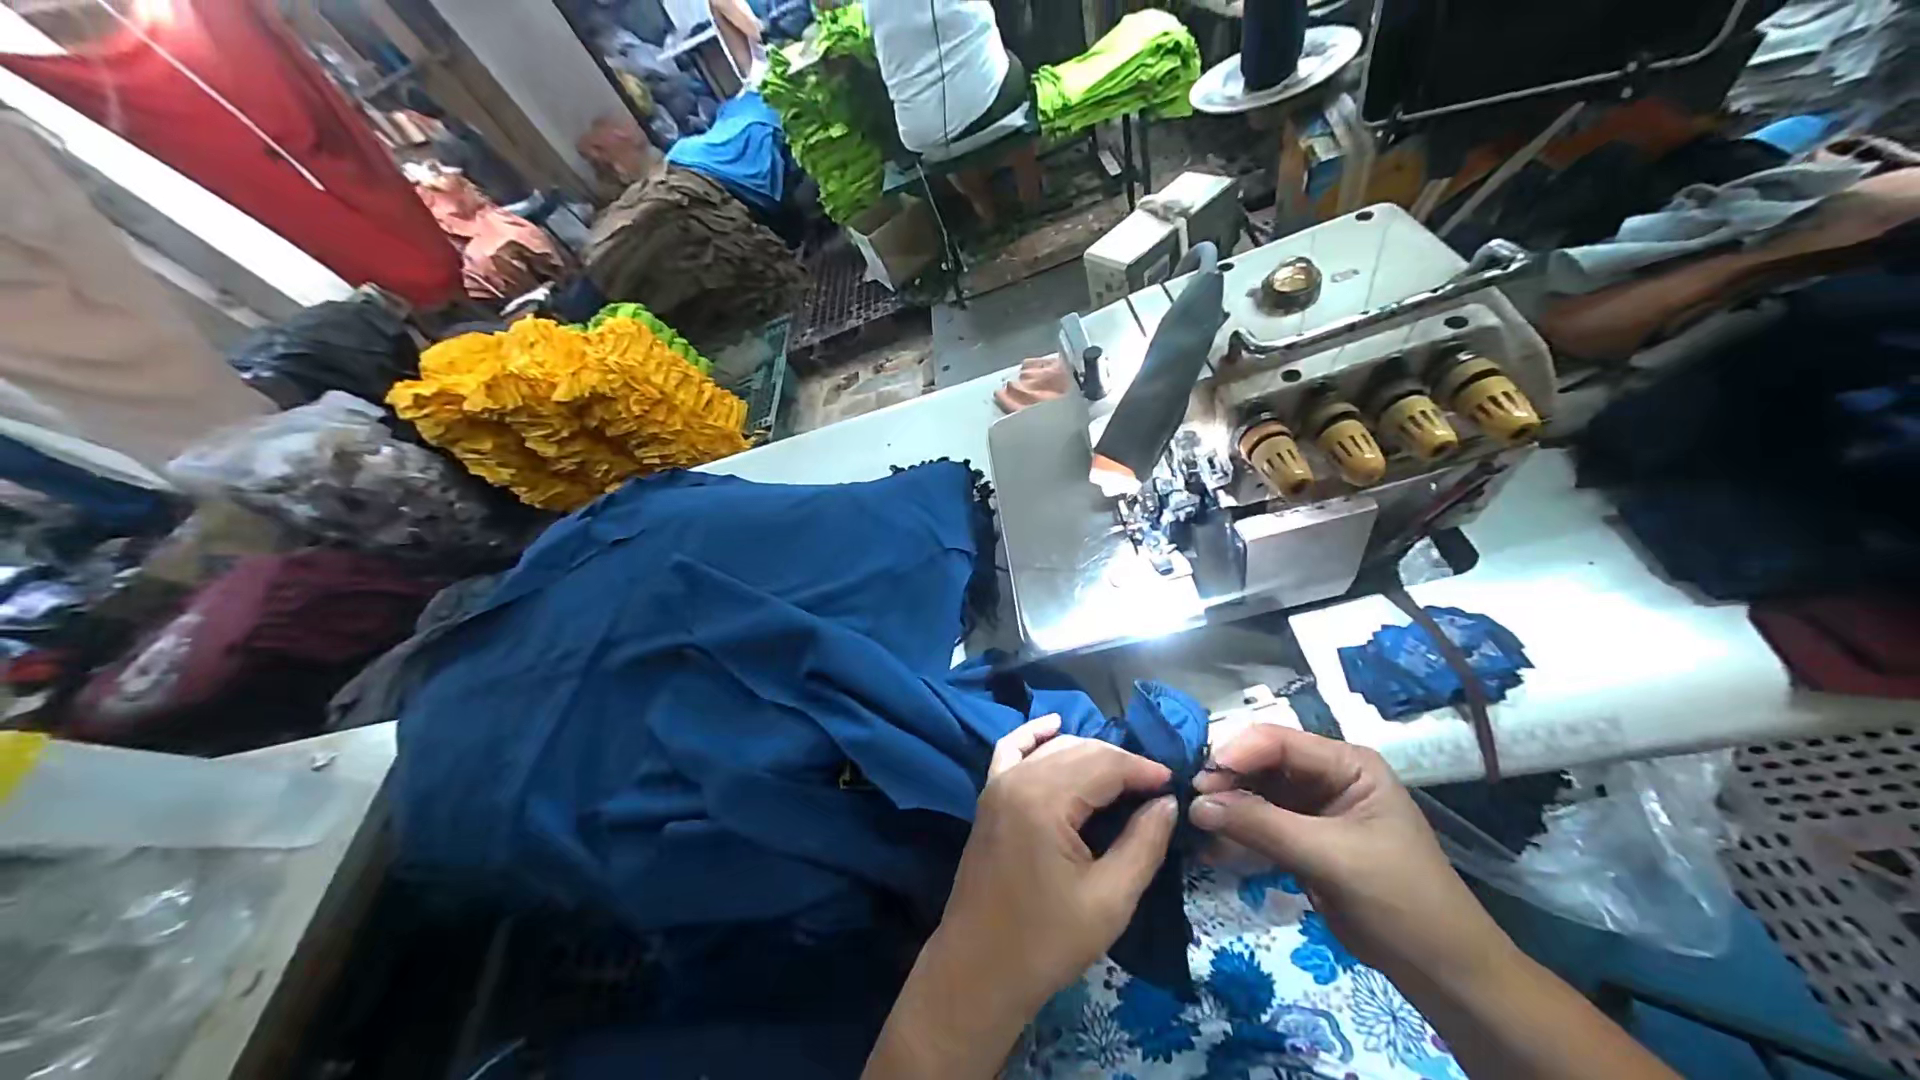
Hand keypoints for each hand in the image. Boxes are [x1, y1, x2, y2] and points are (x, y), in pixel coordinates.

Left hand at [864, 716, 1177, 1078]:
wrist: (978, 969)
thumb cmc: (1046, 941)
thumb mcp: (1110, 899)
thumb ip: (1143, 843)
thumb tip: (1166, 802)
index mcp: (1045, 799)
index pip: (1106, 764)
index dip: (1144, 770)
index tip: (1174, 785)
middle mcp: (1017, 779)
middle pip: (1081, 750)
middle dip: (1121, 764)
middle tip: (1155, 790)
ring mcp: (997, 784)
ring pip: (1053, 749)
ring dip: (1090, 754)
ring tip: (1125, 779)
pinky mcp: (988, 797)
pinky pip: (1011, 750)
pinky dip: (1035, 736)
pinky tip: (1055, 726)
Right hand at [1189, 725, 1512, 982]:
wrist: (1441, 971)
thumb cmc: (1400, 900)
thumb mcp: (1331, 857)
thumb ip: (1262, 825)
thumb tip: (1195, 804)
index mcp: (1347, 764)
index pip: (1279, 742)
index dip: (1236, 753)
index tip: (1199, 778)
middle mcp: (1326, 777)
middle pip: (1261, 764)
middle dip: (1225, 781)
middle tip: (1190, 803)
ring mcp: (1312, 810)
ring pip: (1254, 795)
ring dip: (1225, 808)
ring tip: (1192, 825)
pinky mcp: (1301, 840)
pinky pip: (1258, 826)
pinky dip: (1234, 835)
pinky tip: (1208, 848)